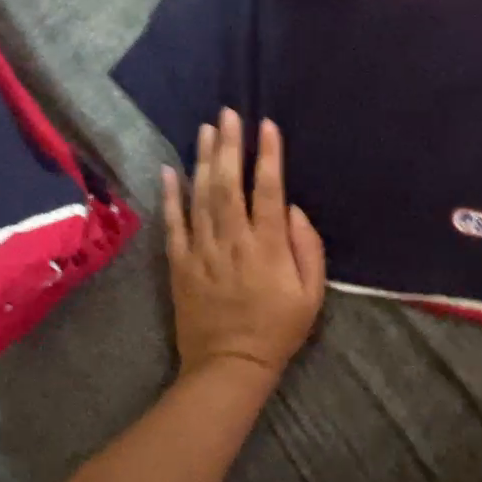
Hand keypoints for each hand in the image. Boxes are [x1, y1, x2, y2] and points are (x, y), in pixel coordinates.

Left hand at [162, 110, 325, 386]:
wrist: (229, 367)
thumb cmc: (278, 328)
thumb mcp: (312, 293)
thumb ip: (308, 247)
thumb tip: (293, 209)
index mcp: (267, 246)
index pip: (269, 190)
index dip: (268, 156)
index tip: (267, 125)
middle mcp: (233, 241)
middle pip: (229, 184)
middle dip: (230, 146)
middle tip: (229, 114)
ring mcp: (202, 251)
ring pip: (201, 197)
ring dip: (203, 160)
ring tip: (206, 129)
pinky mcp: (180, 265)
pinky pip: (174, 225)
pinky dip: (170, 196)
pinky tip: (169, 169)